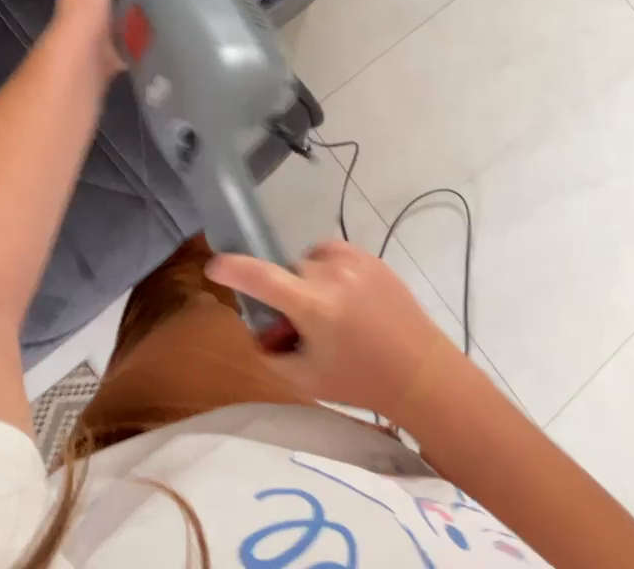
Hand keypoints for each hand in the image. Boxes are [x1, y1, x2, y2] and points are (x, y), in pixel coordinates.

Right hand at [207, 241, 466, 424]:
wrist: (419, 371)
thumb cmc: (359, 381)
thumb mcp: (303, 377)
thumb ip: (270, 351)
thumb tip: (259, 327)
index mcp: (315, 306)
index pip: (262, 278)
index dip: (234, 270)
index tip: (213, 264)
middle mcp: (334, 274)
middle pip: (288, 271)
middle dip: (287, 293)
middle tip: (299, 325)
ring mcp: (357, 261)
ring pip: (310, 259)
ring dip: (308, 278)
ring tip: (325, 309)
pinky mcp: (373, 258)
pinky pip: (334, 253)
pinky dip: (329, 269)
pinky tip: (343, 297)